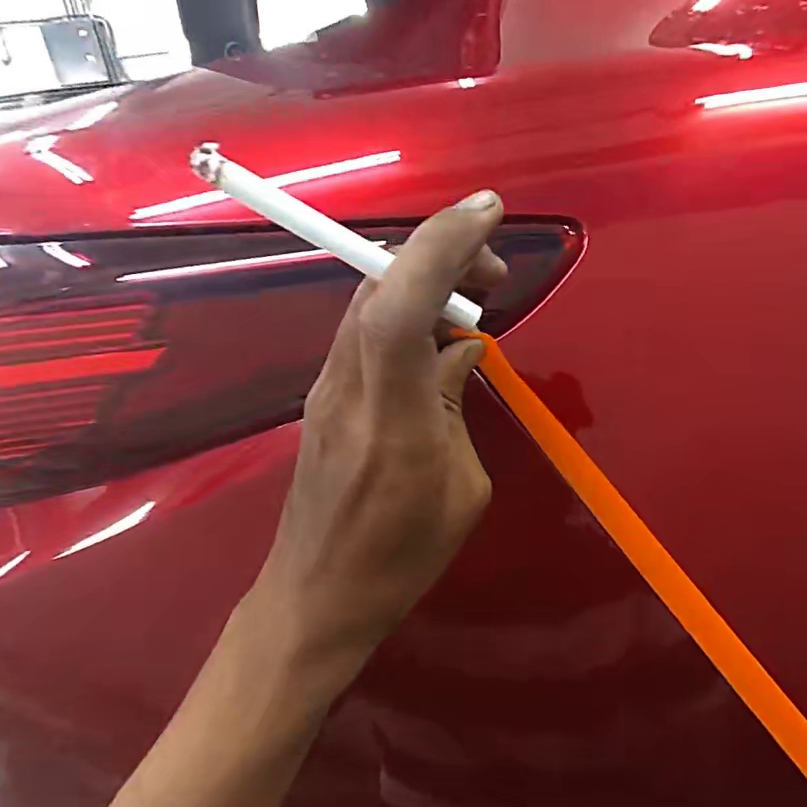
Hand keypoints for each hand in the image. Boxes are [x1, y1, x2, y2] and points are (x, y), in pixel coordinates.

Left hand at [247, 190, 507, 662]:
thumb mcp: (461, 489)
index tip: (486, 211)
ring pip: (368, 300)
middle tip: (492, 272)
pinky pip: (363, 330)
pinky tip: (433, 336)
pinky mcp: (320, 395)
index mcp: (392, 418)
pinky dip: (402, 309)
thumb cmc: (399, 560)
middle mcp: (348, 387)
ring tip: (471, 297)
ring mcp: (325, 387)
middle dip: (440, 252)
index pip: (400, 306)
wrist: (314, 595)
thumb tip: (461, 347)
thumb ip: (458, 405)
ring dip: (421, 278)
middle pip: (378, 285)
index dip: (440, 246)